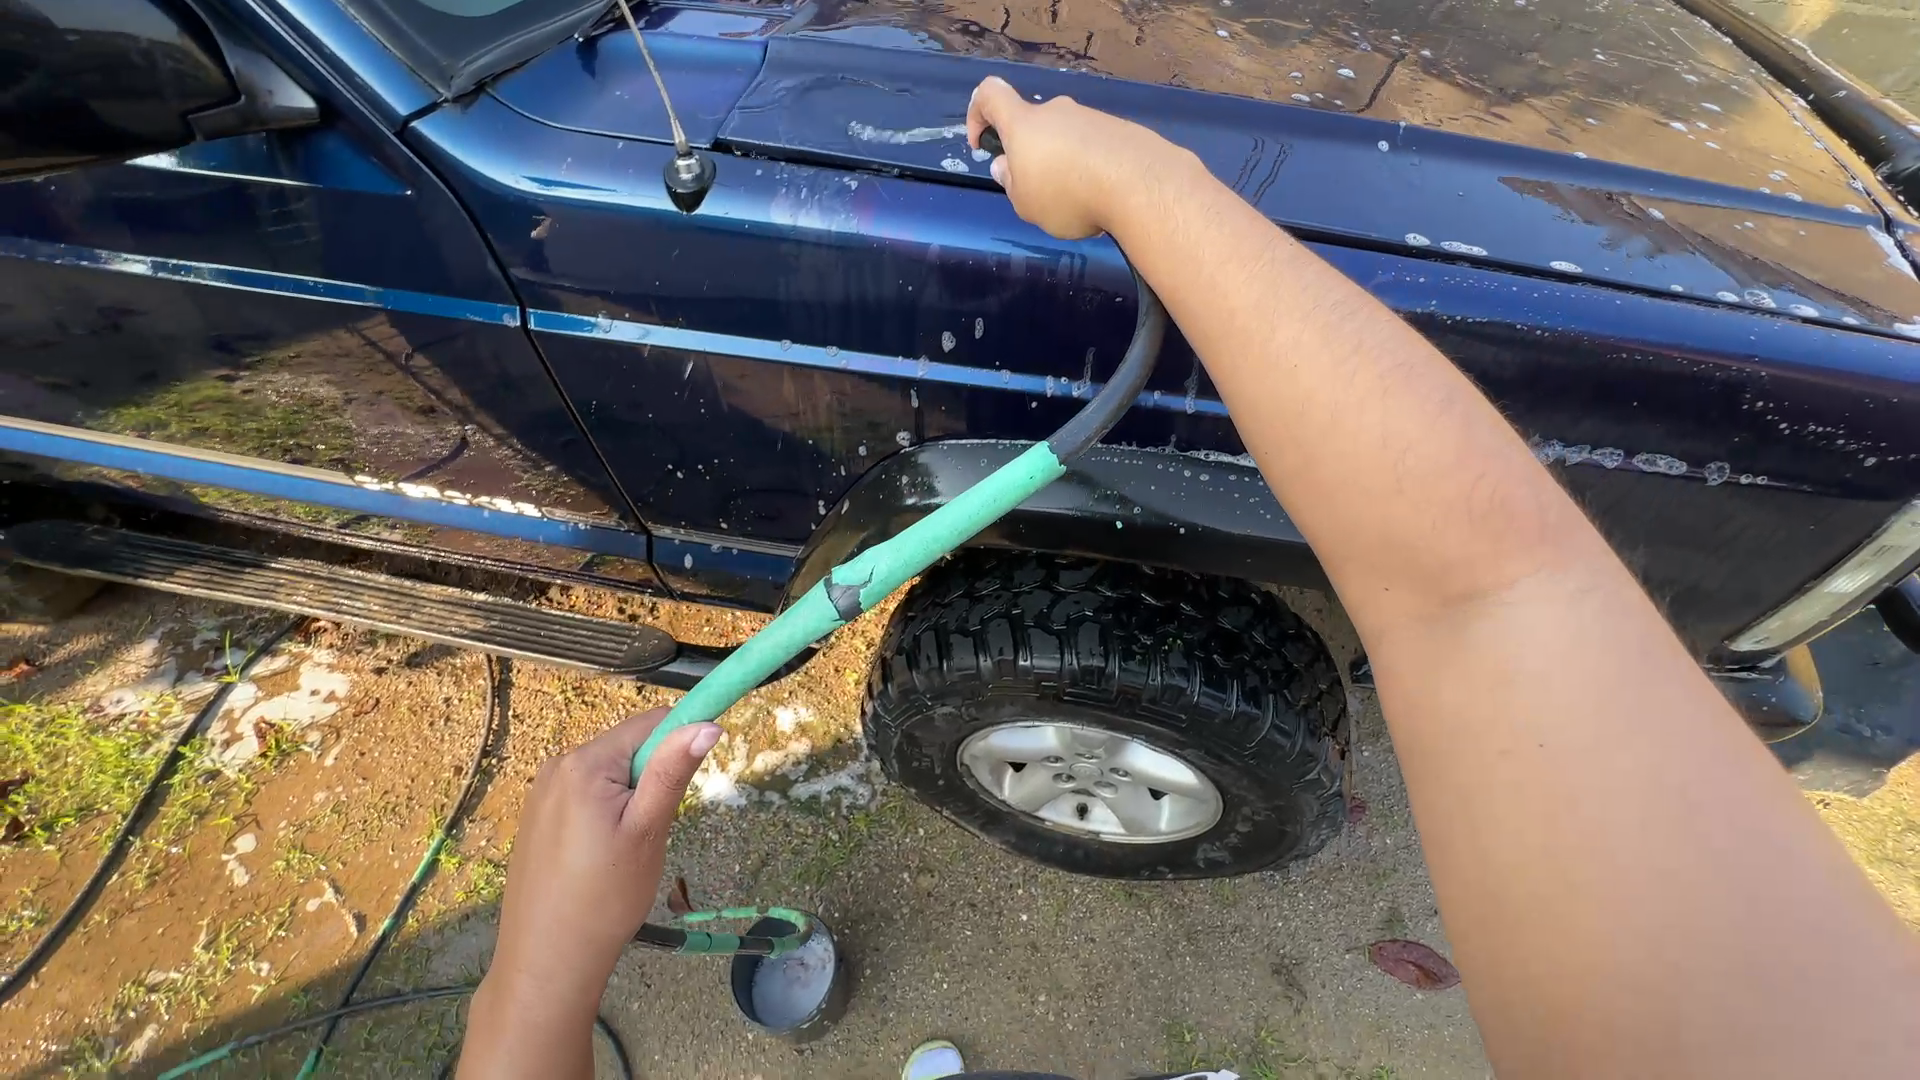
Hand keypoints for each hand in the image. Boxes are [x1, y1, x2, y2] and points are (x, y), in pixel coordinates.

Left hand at [487, 708, 718, 999]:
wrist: (546, 965)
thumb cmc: (605, 897)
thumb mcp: (648, 829)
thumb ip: (673, 770)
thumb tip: (708, 723)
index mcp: (585, 762)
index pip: (653, 723)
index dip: (680, 746)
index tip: (686, 788)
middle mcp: (558, 765)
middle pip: (631, 747)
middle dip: (653, 778)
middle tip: (651, 830)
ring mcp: (544, 790)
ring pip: (613, 772)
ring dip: (633, 796)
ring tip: (627, 847)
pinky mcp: (539, 815)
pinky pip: (590, 792)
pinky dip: (609, 811)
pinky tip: (602, 854)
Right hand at [966, 75, 1193, 238]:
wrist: (1137, 183)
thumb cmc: (1067, 195)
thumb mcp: (1025, 204)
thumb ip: (1010, 183)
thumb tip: (1006, 166)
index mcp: (1024, 125)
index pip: (990, 95)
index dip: (977, 114)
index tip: (981, 145)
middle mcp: (1055, 112)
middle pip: (1032, 127)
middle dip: (1029, 159)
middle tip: (1038, 195)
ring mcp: (1089, 118)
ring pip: (1063, 140)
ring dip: (1061, 168)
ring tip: (1076, 206)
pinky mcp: (1117, 130)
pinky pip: (1092, 148)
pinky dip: (1088, 171)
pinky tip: (1101, 199)